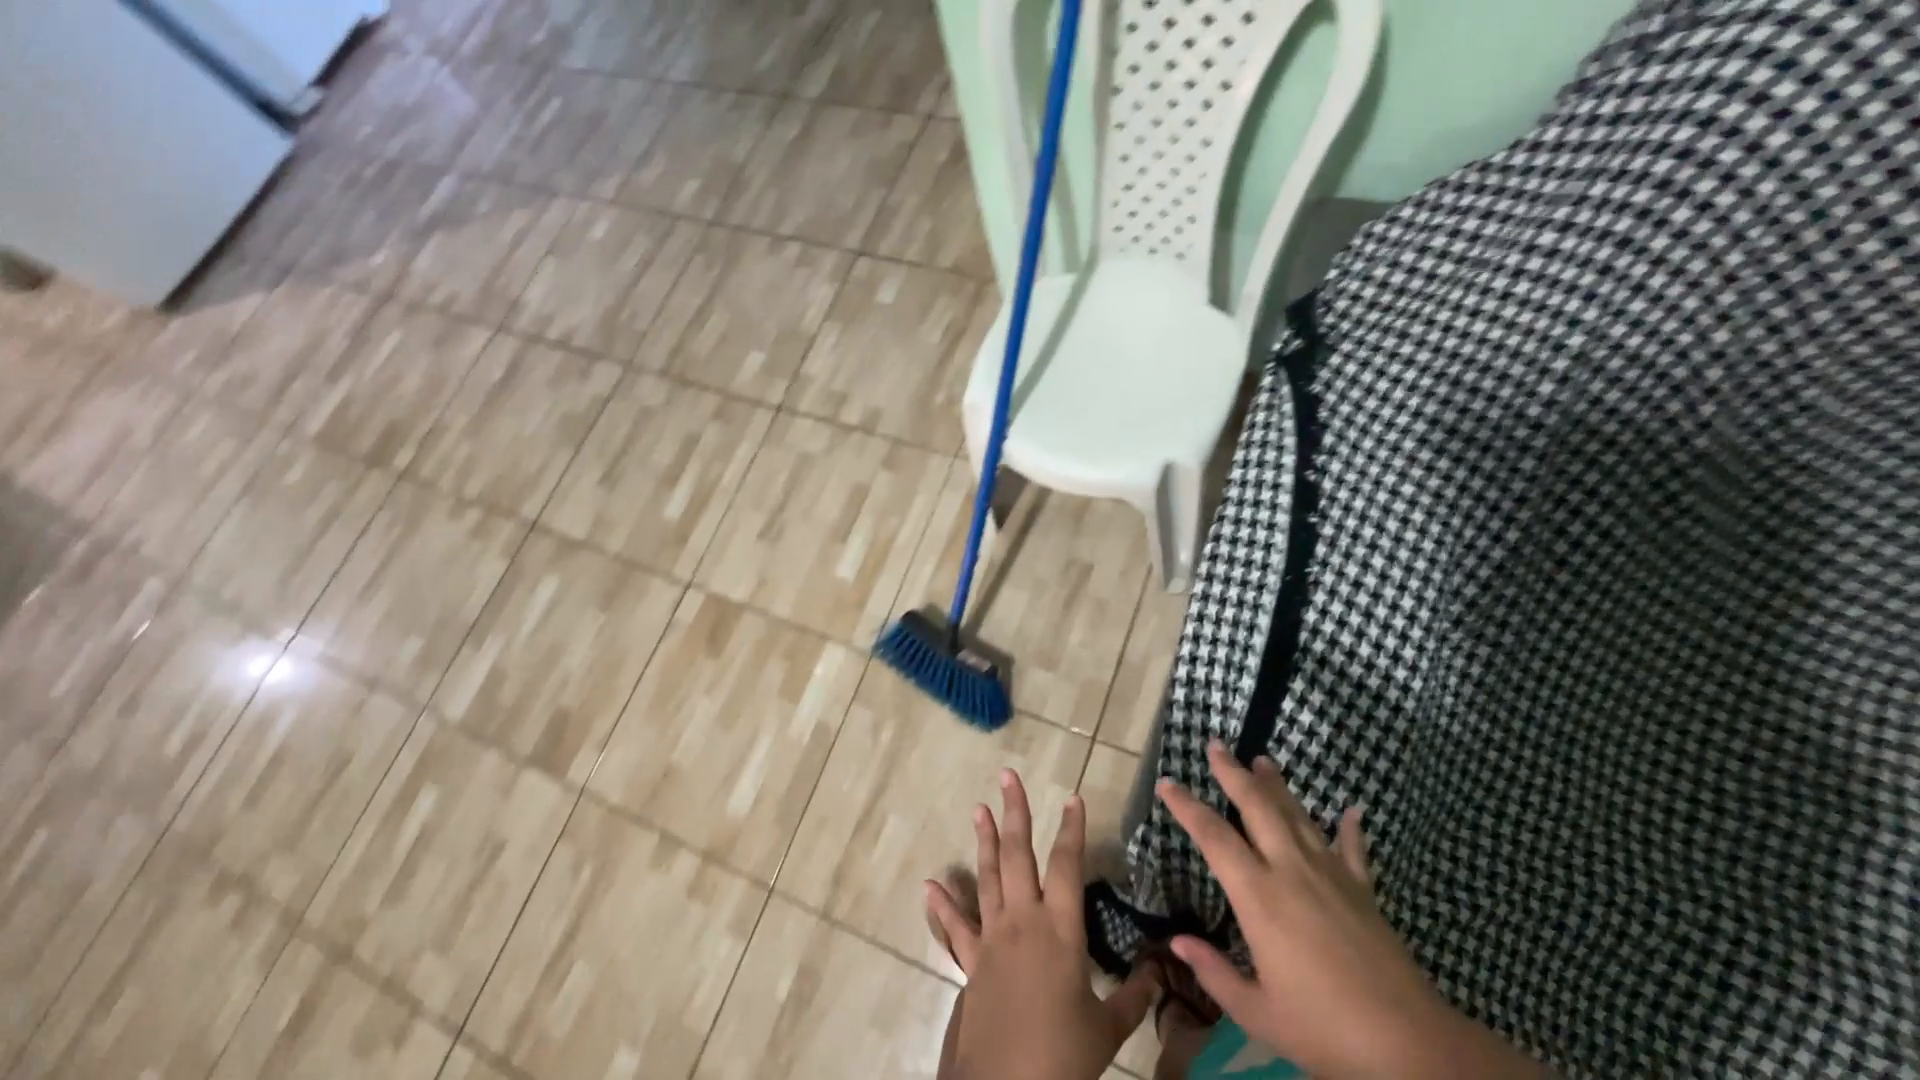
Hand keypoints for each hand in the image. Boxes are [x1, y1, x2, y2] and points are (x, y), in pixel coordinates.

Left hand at [926, 768, 1162, 1079]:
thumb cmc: (1063, 1054)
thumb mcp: (1109, 1027)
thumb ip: (1135, 995)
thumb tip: (1161, 969)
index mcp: (1061, 930)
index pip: (1066, 866)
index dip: (1071, 830)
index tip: (1073, 797)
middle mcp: (1023, 922)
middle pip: (1018, 856)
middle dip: (1015, 813)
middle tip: (1007, 776)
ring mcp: (992, 940)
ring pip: (987, 880)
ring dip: (983, 842)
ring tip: (979, 808)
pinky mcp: (972, 964)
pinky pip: (956, 929)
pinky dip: (944, 907)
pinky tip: (930, 886)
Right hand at [1158, 742, 1548, 1079]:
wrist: (1408, 1043)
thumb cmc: (1321, 1030)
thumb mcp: (1256, 1011)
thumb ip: (1214, 972)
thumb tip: (1178, 941)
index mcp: (1259, 898)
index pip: (1213, 838)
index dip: (1187, 807)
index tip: (1167, 782)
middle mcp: (1292, 873)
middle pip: (1259, 808)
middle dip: (1234, 774)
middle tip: (1217, 745)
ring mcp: (1333, 878)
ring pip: (1300, 817)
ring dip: (1279, 786)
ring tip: (1263, 760)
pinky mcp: (1365, 893)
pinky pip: (1353, 850)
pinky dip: (1350, 828)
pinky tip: (1351, 810)